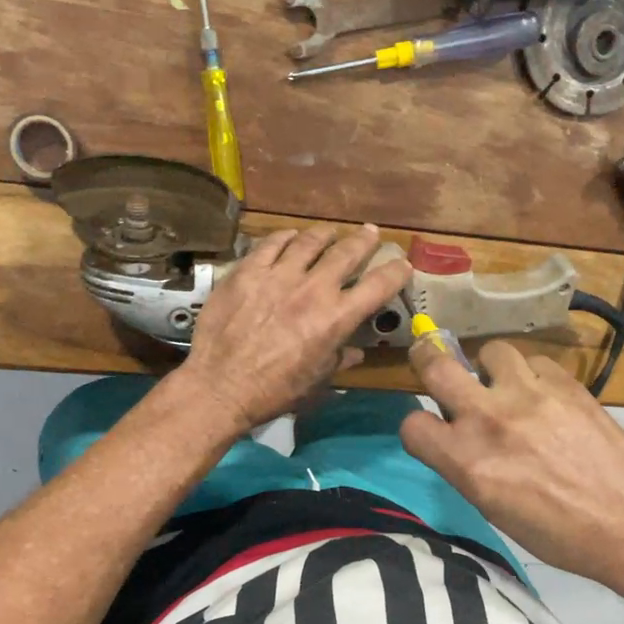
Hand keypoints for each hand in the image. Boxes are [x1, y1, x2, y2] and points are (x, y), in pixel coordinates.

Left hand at [181, 225, 410, 430]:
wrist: (221, 386)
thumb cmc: (274, 392)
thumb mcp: (316, 382)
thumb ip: (339, 360)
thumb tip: (356, 353)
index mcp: (336, 318)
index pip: (378, 285)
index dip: (396, 272)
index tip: (402, 264)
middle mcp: (313, 289)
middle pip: (347, 252)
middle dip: (364, 241)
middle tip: (370, 233)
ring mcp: (278, 275)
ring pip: (310, 241)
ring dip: (325, 234)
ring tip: (330, 232)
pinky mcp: (248, 271)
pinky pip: (271, 244)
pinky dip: (286, 237)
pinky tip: (290, 236)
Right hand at [400, 339, 623, 582]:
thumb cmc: (558, 534)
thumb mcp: (493, 510)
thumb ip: (466, 468)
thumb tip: (456, 441)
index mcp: (467, 461)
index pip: (413, 425)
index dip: (418, 430)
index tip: (431, 434)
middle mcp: (490, 419)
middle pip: (435, 365)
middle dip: (426, 359)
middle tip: (431, 361)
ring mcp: (529, 394)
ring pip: (490, 351)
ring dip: (487, 367)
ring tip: (501, 385)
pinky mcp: (565, 382)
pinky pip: (534, 361)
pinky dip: (532, 375)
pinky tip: (543, 397)